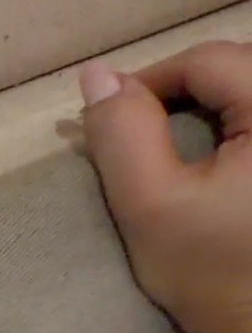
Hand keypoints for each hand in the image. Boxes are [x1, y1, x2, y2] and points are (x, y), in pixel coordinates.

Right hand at [80, 45, 251, 332]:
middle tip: (144, 140)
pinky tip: (233, 163)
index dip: (149, 82)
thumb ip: (121, 133)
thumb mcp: (149, 203)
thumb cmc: (214, 272)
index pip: (213, 60)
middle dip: (188, 93)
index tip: (107, 123)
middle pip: (247, 68)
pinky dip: (246, 128)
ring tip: (189, 149)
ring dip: (222, 107)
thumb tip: (96, 75)